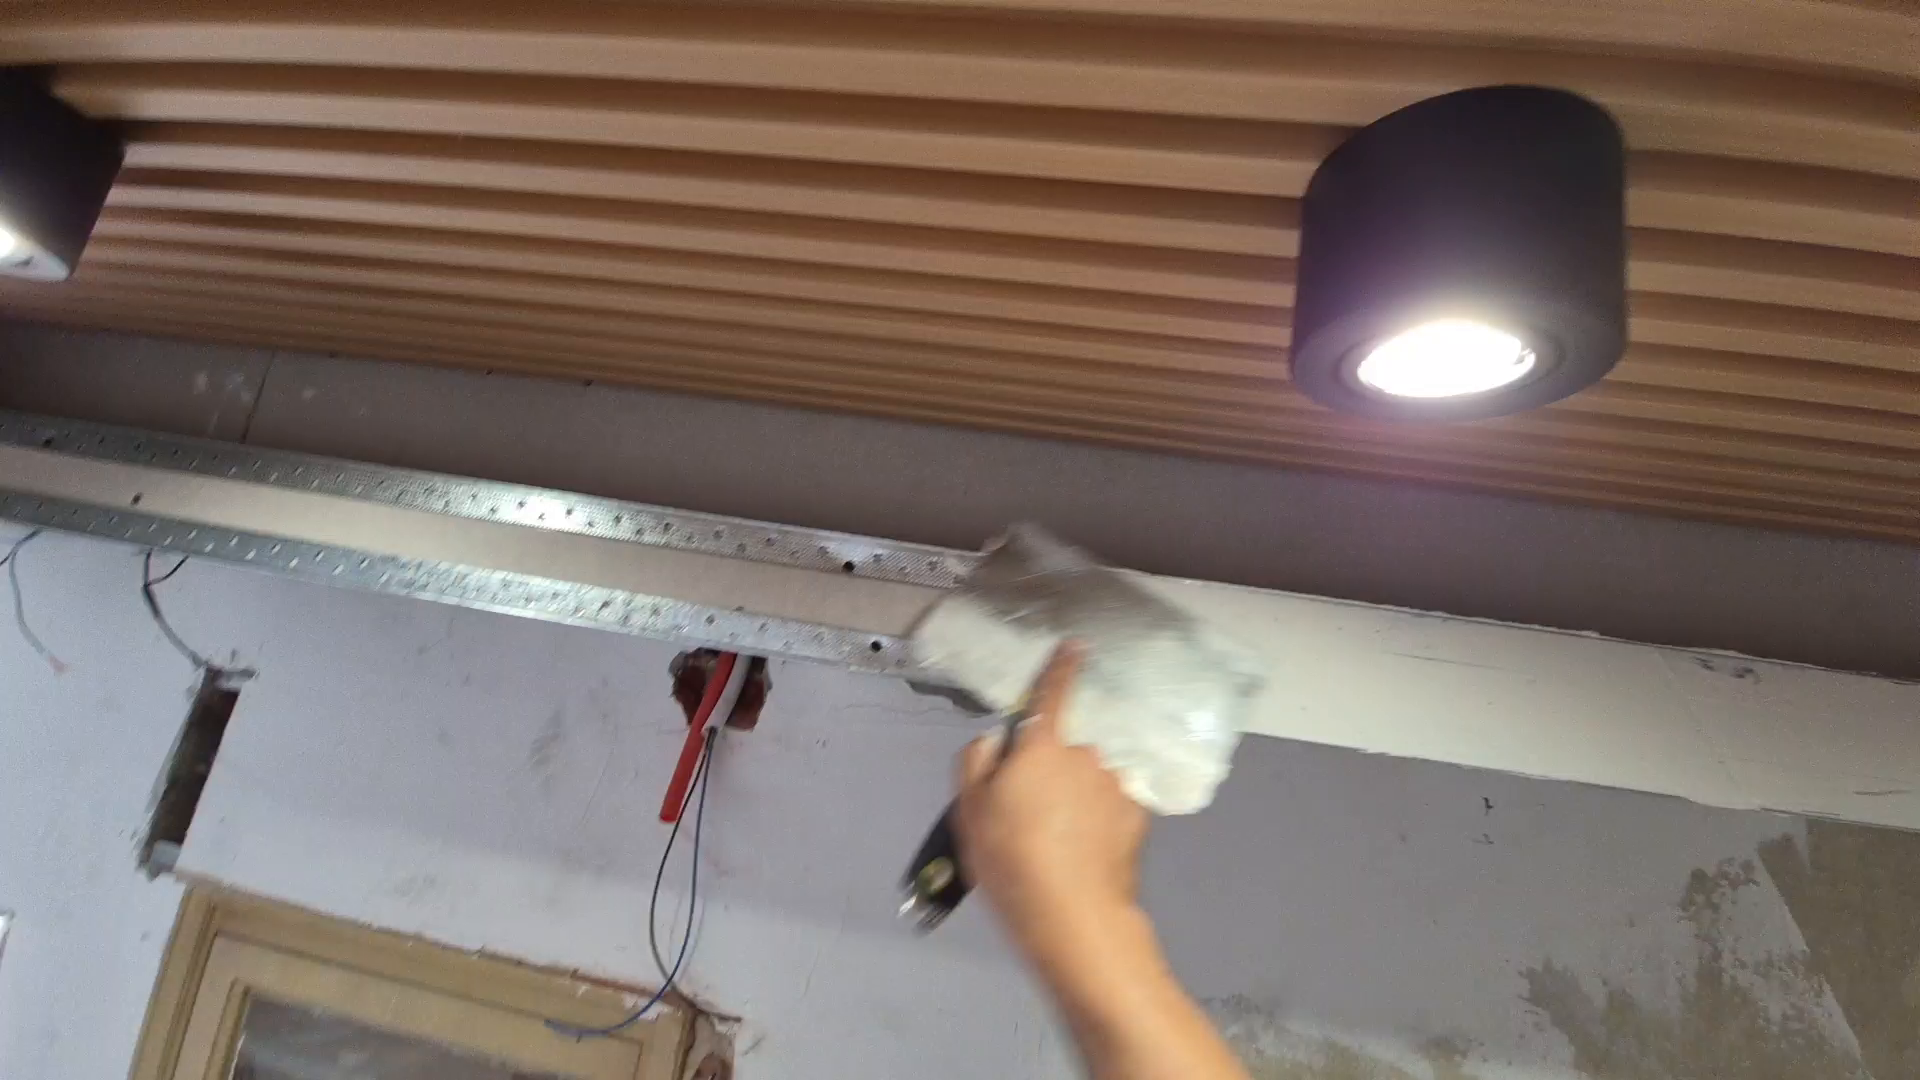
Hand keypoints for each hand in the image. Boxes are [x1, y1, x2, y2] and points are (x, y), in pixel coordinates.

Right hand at [953, 643, 1150, 956]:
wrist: (1073, 917)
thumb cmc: (1012, 857)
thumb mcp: (969, 809)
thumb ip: (976, 760)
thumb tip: (995, 738)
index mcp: (1043, 746)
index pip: (1052, 693)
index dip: (1063, 667)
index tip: (1076, 645)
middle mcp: (1085, 755)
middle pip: (1066, 748)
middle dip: (1053, 767)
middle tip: (1034, 812)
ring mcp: (1115, 785)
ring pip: (1090, 778)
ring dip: (1079, 794)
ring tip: (1063, 839)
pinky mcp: (1137, 816)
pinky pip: (1112, 804)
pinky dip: (1101, 817)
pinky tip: (1088, 849)